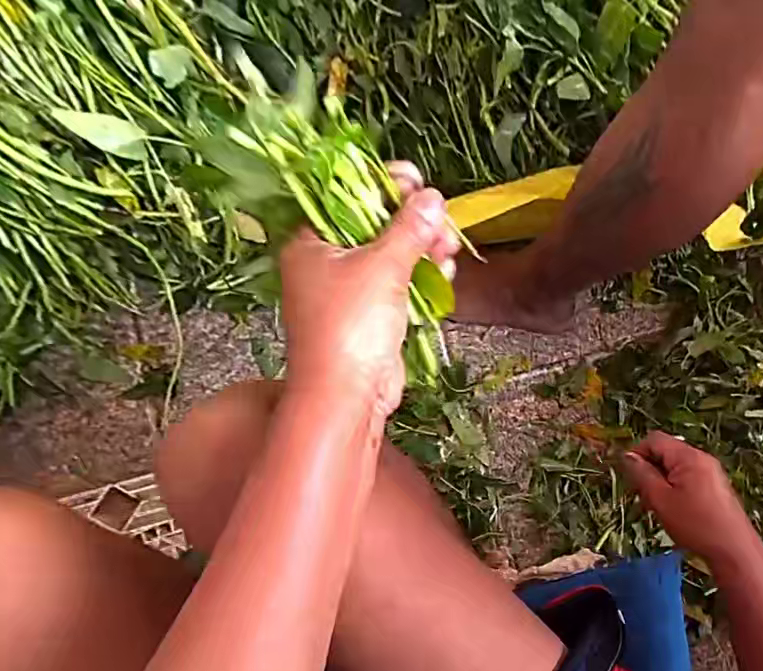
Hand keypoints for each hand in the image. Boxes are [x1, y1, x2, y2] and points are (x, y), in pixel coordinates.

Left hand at [278, 162, 459, 418]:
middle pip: (376, 228)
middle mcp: (328, 265)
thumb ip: (409, 230)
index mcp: (312, 242)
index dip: (384, 185)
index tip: (415, 181)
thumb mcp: (381, 267)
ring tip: (449, 249)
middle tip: (443, 220)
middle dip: (413, 223)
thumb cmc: (349, 328)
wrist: (347, 396)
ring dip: (424, 251)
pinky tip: (444, 272)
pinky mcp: (373, 320)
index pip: (349, 197)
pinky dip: (422, 280)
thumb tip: (432, 199)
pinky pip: (400, 289)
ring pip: (393, 259)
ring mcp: (352, 294)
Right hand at [614, 432, 761, 569]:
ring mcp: (711, 472)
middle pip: (666, 453)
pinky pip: (688, 479)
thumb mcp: (660, 499)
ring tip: (657, 508)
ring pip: (676, 468)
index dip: (636, 454)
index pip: (654, 439)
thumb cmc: (695, 524)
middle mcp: (702, 458)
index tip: (628, 477)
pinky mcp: (715, 487)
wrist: (733, 548)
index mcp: (688, 456)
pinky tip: (674, 512)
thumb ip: (642, 474)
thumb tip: (627, 456)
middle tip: (642, 497)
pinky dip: (675, 490)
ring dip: (660, 483)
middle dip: (649, 471)